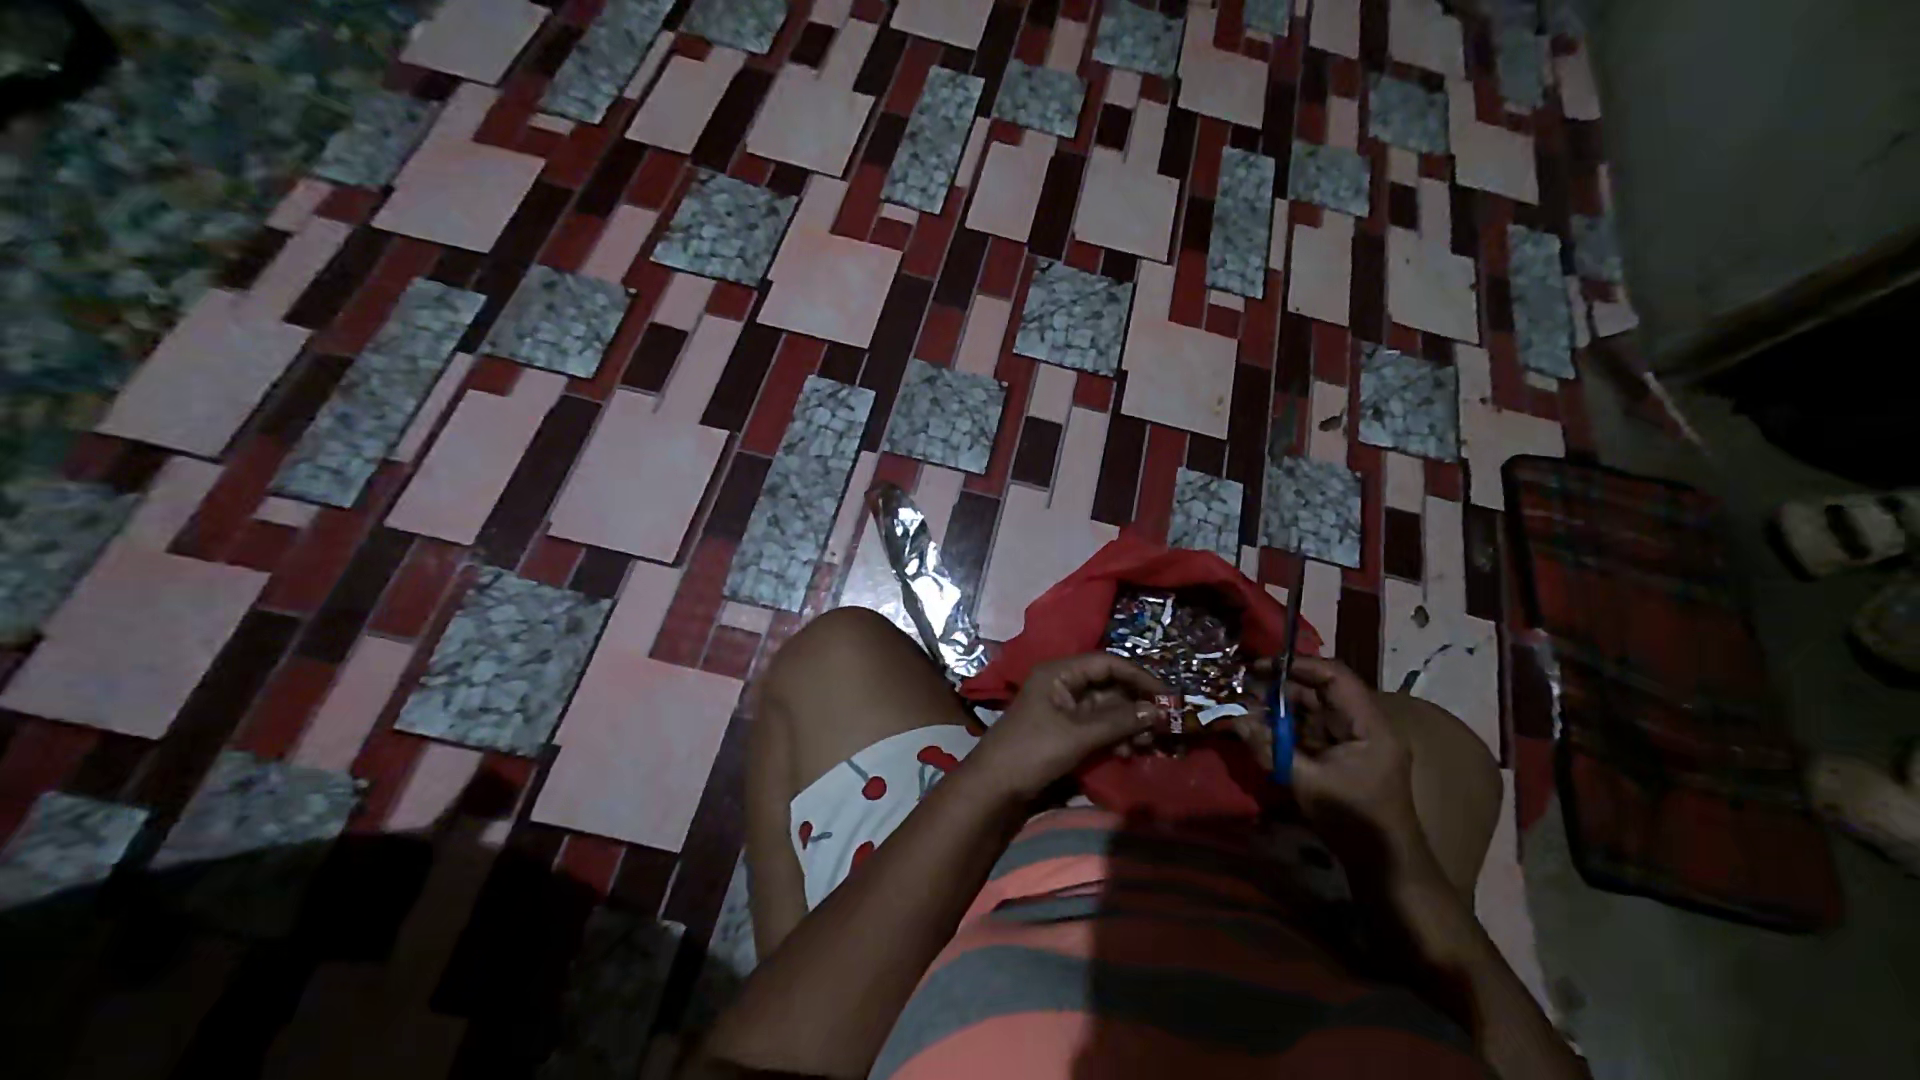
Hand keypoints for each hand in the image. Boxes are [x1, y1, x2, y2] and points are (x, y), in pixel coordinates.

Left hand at [964, 654, 1168, 801]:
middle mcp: (1062, 685)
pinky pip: (1098, 727)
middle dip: (1136, 705)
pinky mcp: (1065, 732)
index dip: (1139, 677)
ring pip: (1106, 709)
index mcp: (1059, 673)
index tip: (1167, 697)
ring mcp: (1063, 709)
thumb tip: (1158, 711)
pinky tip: (1130, 753)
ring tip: (1148, 745)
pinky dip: (1116, 737)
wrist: (993, 788)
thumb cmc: (1032, 751)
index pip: (1107, 663)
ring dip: (1129, 724)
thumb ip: (1118, 721)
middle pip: (1109, 686)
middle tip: (1162, 728)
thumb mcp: (1078, 735)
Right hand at [1228, 656, 1428, 867]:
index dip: (1299, 666)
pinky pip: (1312, 730)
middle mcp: (1364, 725)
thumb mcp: (1307, 782)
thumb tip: (1237, 720)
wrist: (1385, 866)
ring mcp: (1354, 741)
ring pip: (1314, 710)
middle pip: (1321, 691)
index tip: (1262, 667)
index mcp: (1369, 725)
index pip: (1335, 677)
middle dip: (1283, 686)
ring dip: (1282, 706)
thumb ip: (1270, 748)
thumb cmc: (1353, 820)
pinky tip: (1261, 728)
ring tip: (1247, 706)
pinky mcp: (1341, 756)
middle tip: (1245, 686)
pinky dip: (1287, 726)